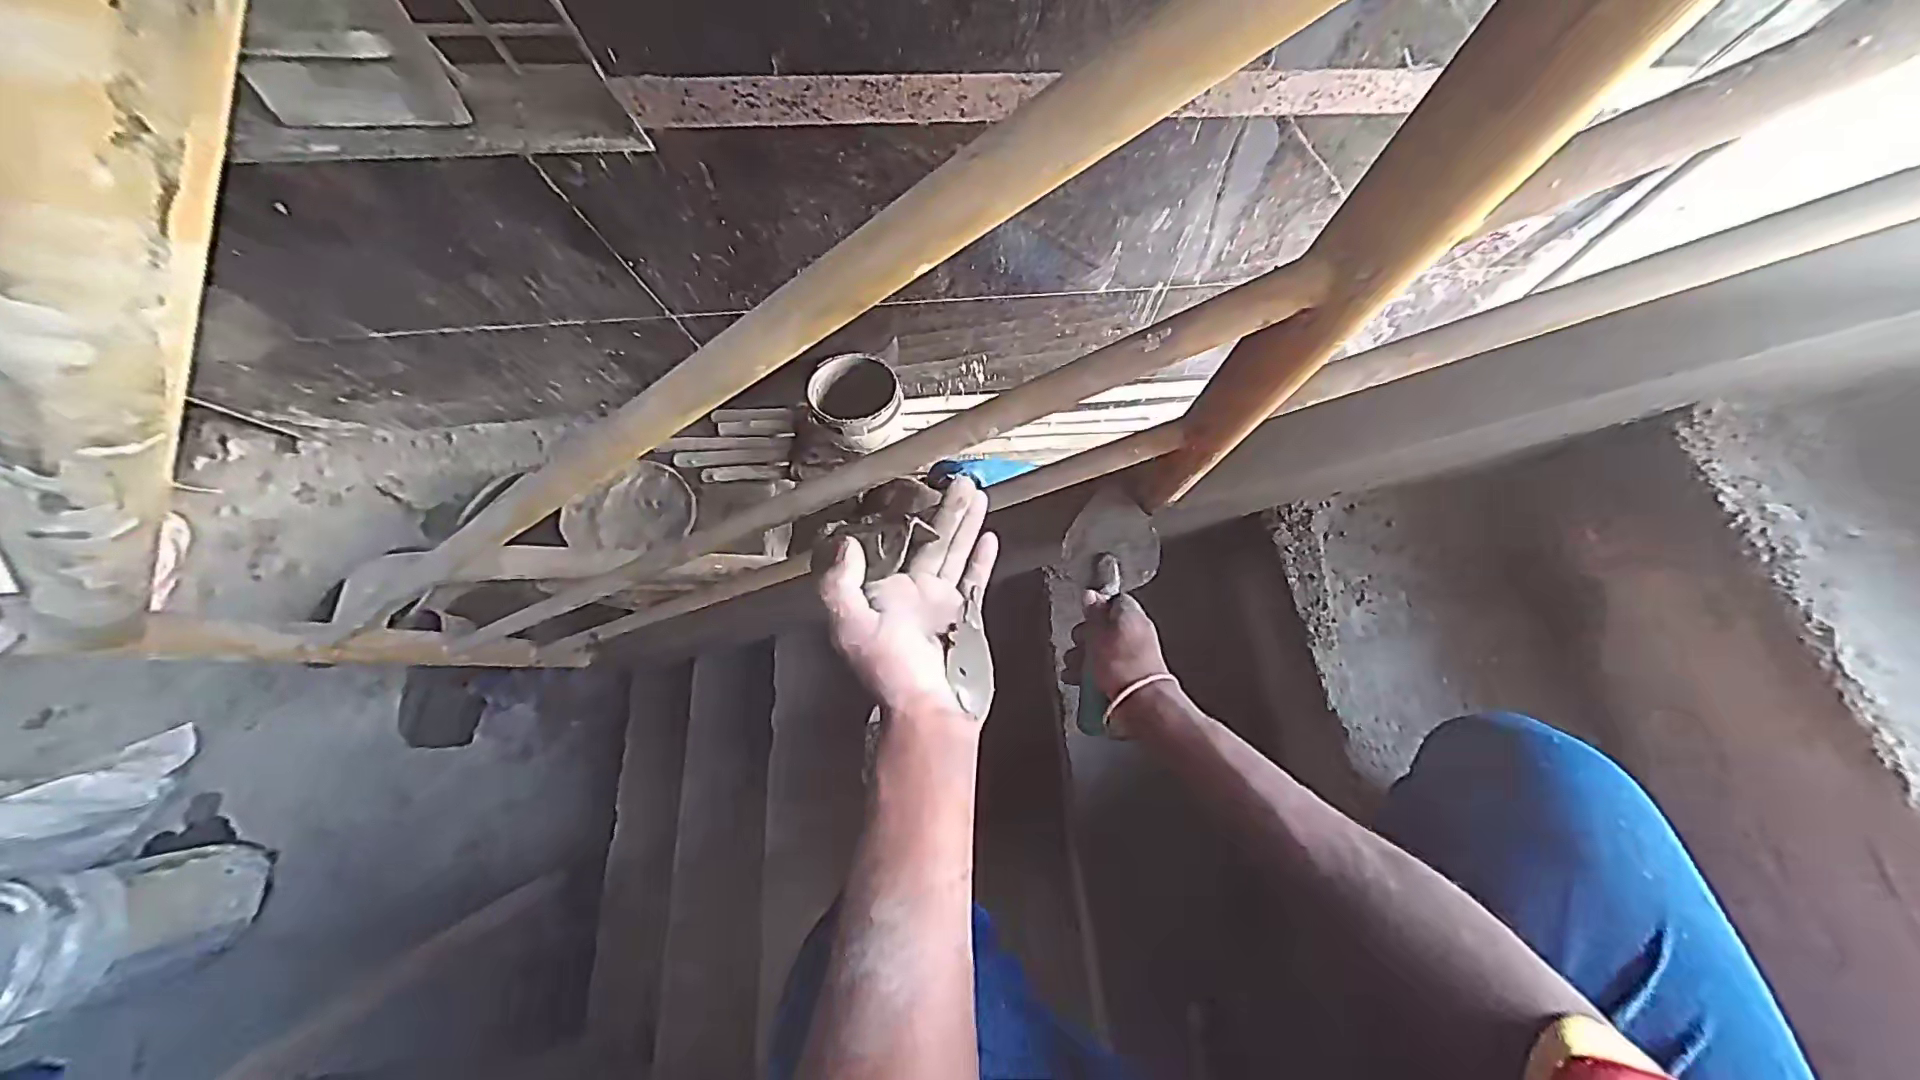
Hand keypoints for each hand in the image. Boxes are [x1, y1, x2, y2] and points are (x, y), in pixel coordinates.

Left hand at [818, 477, 998, 722]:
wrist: (929, 707)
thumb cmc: (889, 671)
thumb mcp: (851, 626)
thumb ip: (841, 584)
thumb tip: (846, 543)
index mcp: (888, 590)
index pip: (901, 543)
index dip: (910, 516)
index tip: (919, 489)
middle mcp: (916, 591)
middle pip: (935, 541)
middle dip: (949, 511)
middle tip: (962, 480)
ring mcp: (944, 602)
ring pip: (958, 553)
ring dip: (968, 525)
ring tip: (978, 495)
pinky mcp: (968, 615)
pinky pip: (975, 579)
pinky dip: (982, 558)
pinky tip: (988, 536)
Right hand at [1065, 592, 1170, 732]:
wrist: (1139, 702)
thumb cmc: (1120, 662)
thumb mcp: (1099, 632)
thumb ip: (1093, 612)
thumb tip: (1090, 595)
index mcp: (1132, 616)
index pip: (1113, 601)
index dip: (1095, 607)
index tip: (1083, 616)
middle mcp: (1134, 634)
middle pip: (1103, 627)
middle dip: (1084, 637)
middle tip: (1078, 644)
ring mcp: (1131, 657)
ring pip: (1099, 650)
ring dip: (1082, 658)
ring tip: (1073, 668)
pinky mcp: (1126, 677)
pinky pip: (1103, 669)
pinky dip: (1088, 673)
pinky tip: (1075, 679)